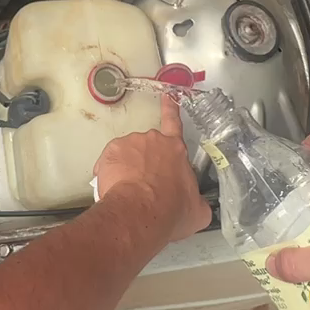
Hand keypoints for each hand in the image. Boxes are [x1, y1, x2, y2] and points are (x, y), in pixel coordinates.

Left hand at [93, 93, 211, 246]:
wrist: (140, 214)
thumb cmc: (170, 212)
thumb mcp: (197, 211)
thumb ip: (198, 200)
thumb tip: (198, 204)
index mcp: (175, 149)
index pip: (174, 123)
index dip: (171, 109)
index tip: (168, 96)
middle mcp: (153, 140)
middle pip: (149, 147)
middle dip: (147, 161)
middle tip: (146, 185)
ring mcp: (130, 143)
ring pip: (129, 154)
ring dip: (129, 167)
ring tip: (130, 191)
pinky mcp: (111, 152)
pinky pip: (110, 161)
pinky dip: (111, 172)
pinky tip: (116, 189)